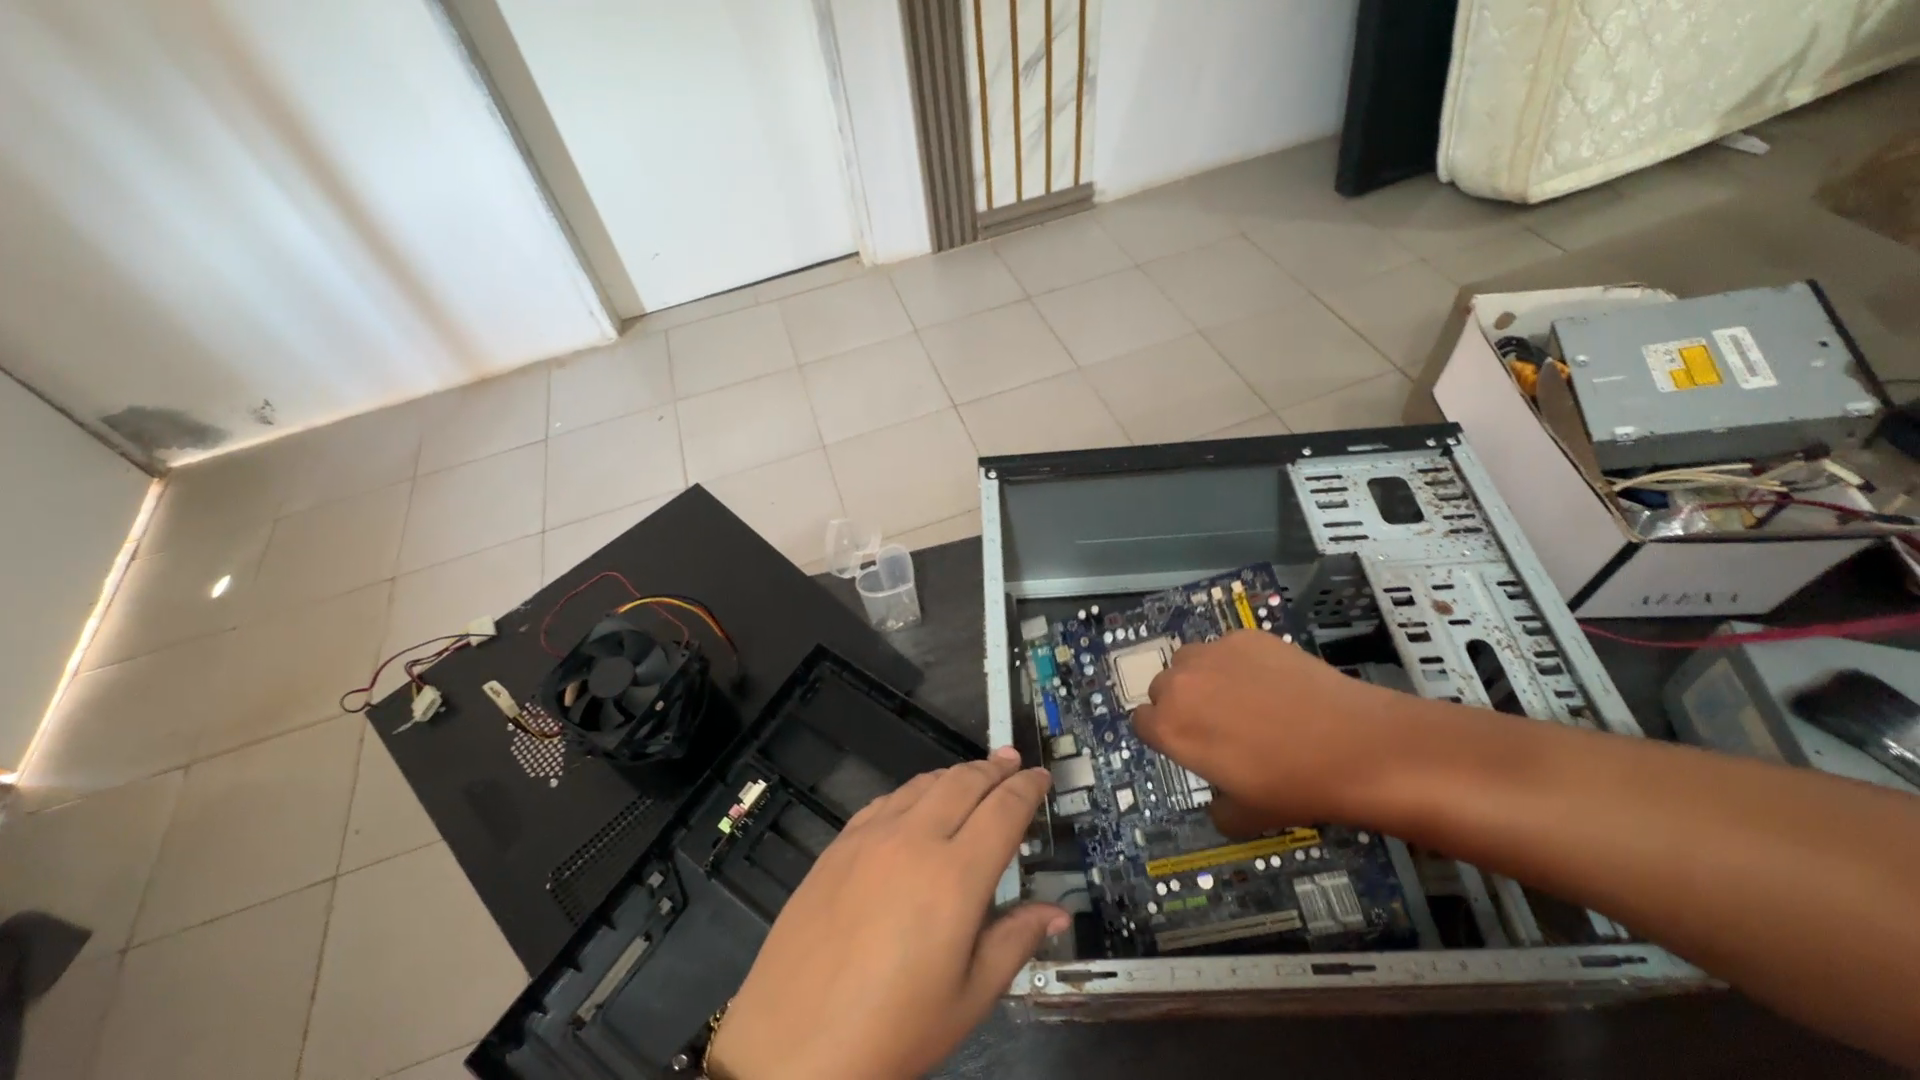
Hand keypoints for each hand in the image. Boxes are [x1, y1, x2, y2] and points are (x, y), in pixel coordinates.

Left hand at [707, 747, 1065, 1079]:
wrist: (793, 1046)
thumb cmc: (894, 1029)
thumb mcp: (969, 997)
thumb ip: (1015, 941)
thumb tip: (1057, 911)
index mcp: (955, 876)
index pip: (1003, 811)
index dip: (1027, 789)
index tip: (1042, 776)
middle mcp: (912, 842)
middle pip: (963, 784)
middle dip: (994, 768)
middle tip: (1013, 761)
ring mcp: (868, 840)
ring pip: (921, 786)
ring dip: (955, 775)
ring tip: (974, 775)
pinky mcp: (835, 849)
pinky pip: (883, 803)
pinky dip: (912, 793)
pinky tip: (915, 804)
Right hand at [1132, 629, 1406, 834]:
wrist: (1355, 745)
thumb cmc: (1292, 786)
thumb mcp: (1246, 817)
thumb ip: (1217, 808)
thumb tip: (1218, 802)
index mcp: (1170, 728)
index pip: (1141, 722)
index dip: (1162, 734)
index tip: (1186, 744)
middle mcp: (1181, 684)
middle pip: (1163, 687)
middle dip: (1181, 703)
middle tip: (1217, 724)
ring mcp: (1215, 653)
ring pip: (1192, 660)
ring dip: (1203, 677)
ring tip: (1242, 697)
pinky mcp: (1249, 636)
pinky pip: (1229, 647)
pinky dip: (1240, 661)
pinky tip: (1274, 683)